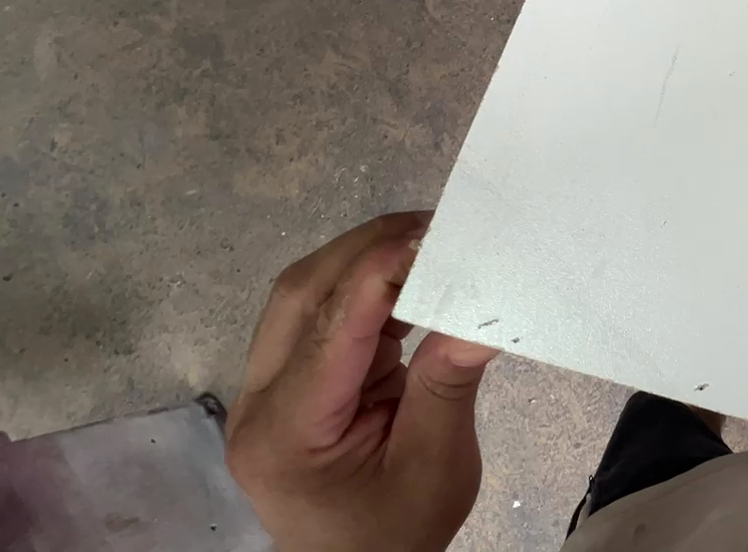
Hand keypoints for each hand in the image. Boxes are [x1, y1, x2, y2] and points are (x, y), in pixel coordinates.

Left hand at [226, 212, 499, 551]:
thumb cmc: (399, 529)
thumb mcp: (436, 463)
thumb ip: (449, 381)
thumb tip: (485, 313)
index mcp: (288, 432)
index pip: (331, 329)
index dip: (381, 270)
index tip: (439, 233)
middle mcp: (262, 401)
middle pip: (300, 295)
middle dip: (368, 247)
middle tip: (438, 225)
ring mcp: (273, 389)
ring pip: (306, 294)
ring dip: (367, 257)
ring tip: (431, 241)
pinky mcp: (297, 380)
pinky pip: (325, 311)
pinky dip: (371, 283)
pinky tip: (416, 277)